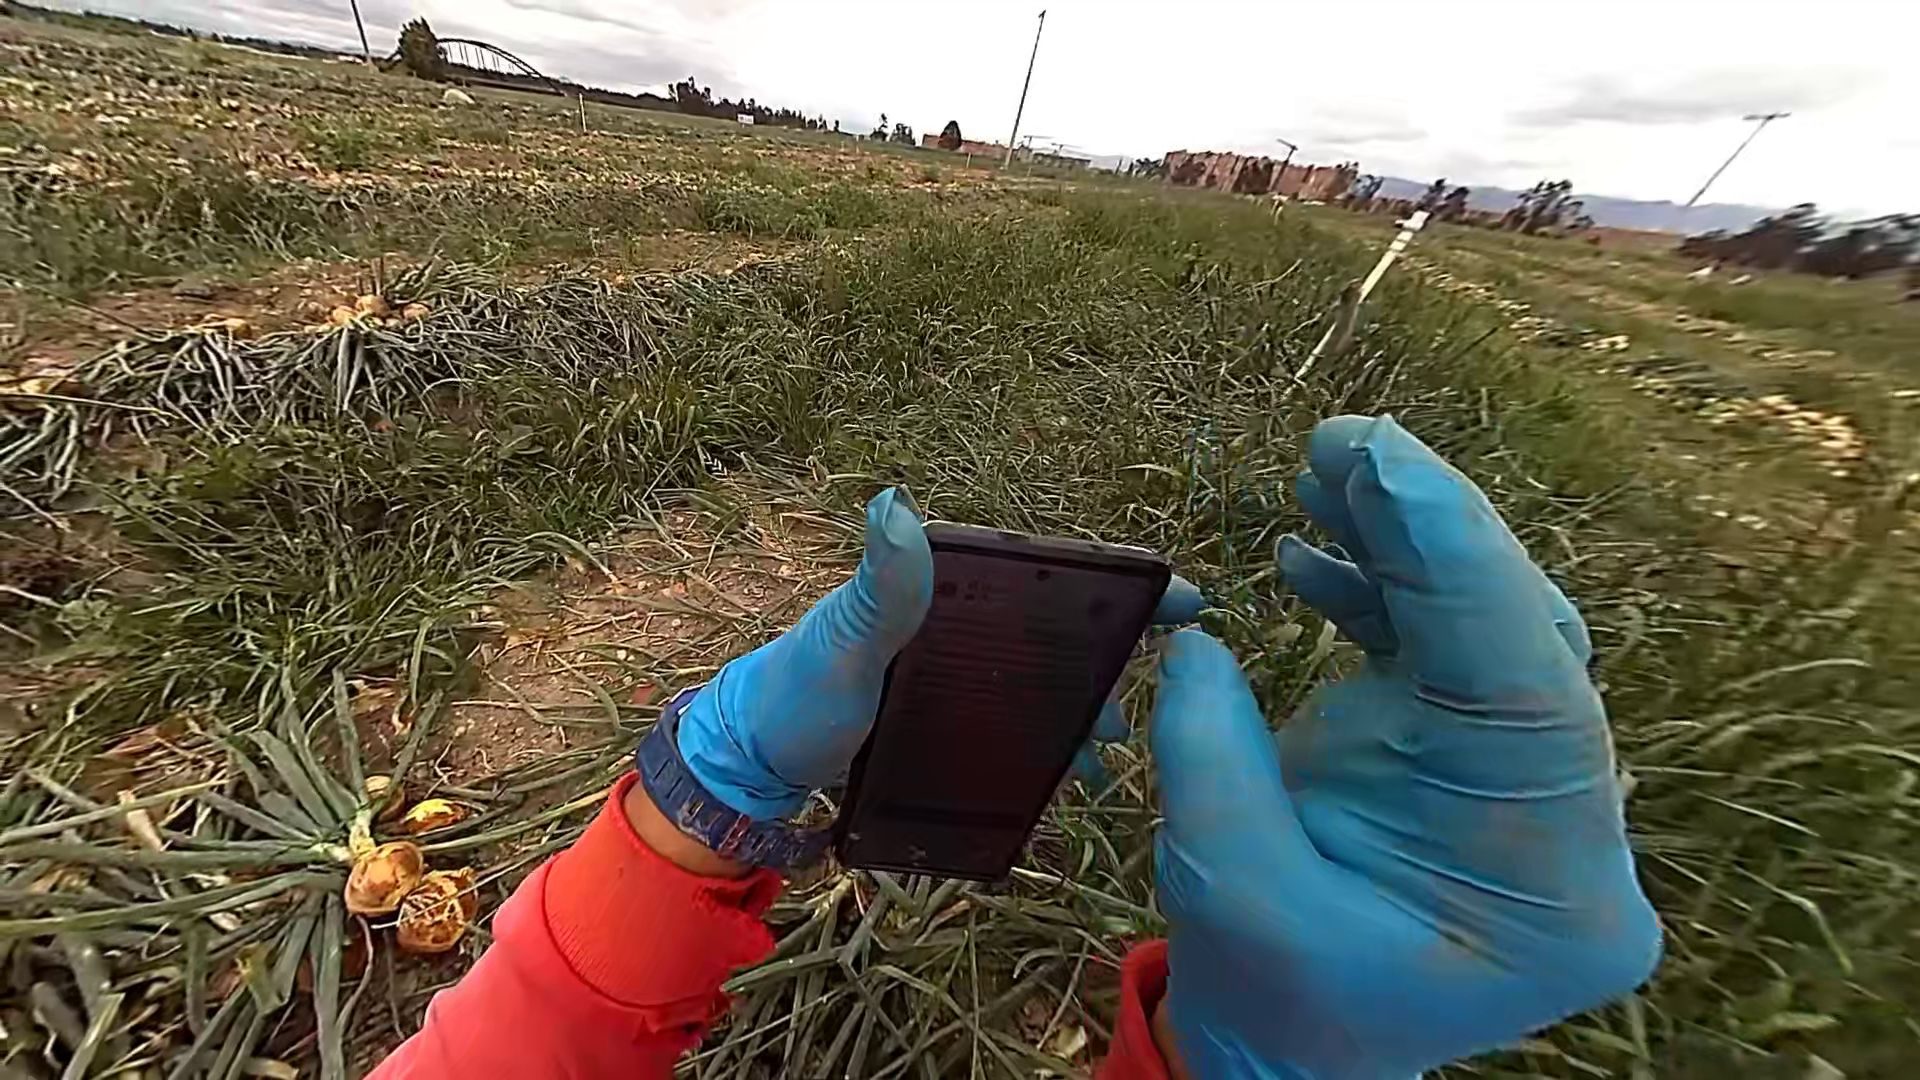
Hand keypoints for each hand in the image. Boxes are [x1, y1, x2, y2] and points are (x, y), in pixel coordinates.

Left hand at [675, 488, 1206, 820]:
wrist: (763, 755)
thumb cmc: (800, 692)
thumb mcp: (844, 639)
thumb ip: (881, 584)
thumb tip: (897, 501)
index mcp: (939, 587)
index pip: (1038, 571)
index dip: (1110, 579)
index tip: (1177, 597)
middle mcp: (954, 617)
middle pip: (1050, 622)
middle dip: (1110, 642)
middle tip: (1159, 679)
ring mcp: (954, 664)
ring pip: (1038, 668)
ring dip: (1084, 693)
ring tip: (1116, 732)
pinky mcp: (948, 706)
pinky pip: (1013, 707)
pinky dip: (1048, 725)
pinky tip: (1071, 755)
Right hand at [1149, 416, 1659, 1078]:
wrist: (1288, 1027)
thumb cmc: (1270, 981)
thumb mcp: (1223, 874)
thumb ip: (1208, 747)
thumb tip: (1199, 634)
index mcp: (1539, 869)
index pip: (1523, 676)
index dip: (1452, 556)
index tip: (1382, 459)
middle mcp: (1549, 805)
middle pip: (1514, 628)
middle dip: (1427, 522)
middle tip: (1345, 439)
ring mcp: (1498, 767)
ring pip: (1471, 620)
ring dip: (1394, 536)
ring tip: (1323, 469)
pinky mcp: (1441, 739)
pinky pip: (1421, 639)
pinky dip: (1366, 583)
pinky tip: (1304, 552)